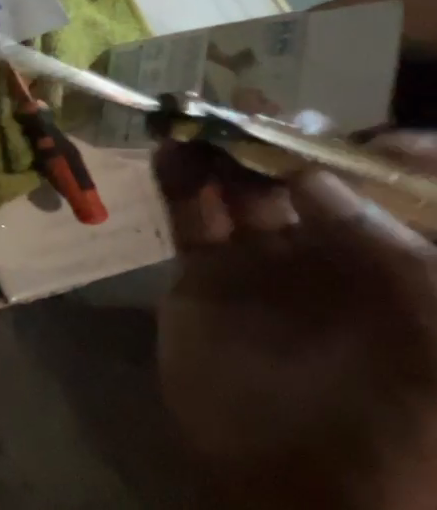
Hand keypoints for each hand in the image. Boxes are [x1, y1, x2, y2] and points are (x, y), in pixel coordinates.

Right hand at [153, 136, 436, 509]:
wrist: (305, 487)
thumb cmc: (406, 421)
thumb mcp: (434, 337)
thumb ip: (394, 255)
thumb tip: (313, 182)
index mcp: (412, 268)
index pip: (403, 194)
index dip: (389, 156)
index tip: (368, 134)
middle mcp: (345, 257)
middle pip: (314, 180)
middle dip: (288, 141)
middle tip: (256, 110)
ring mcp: (270, 263)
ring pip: (246, 186)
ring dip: (224, 148)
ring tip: (200, 117)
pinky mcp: (205, 273)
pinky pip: (192, 213)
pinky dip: (180, 176)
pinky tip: (171, 147)